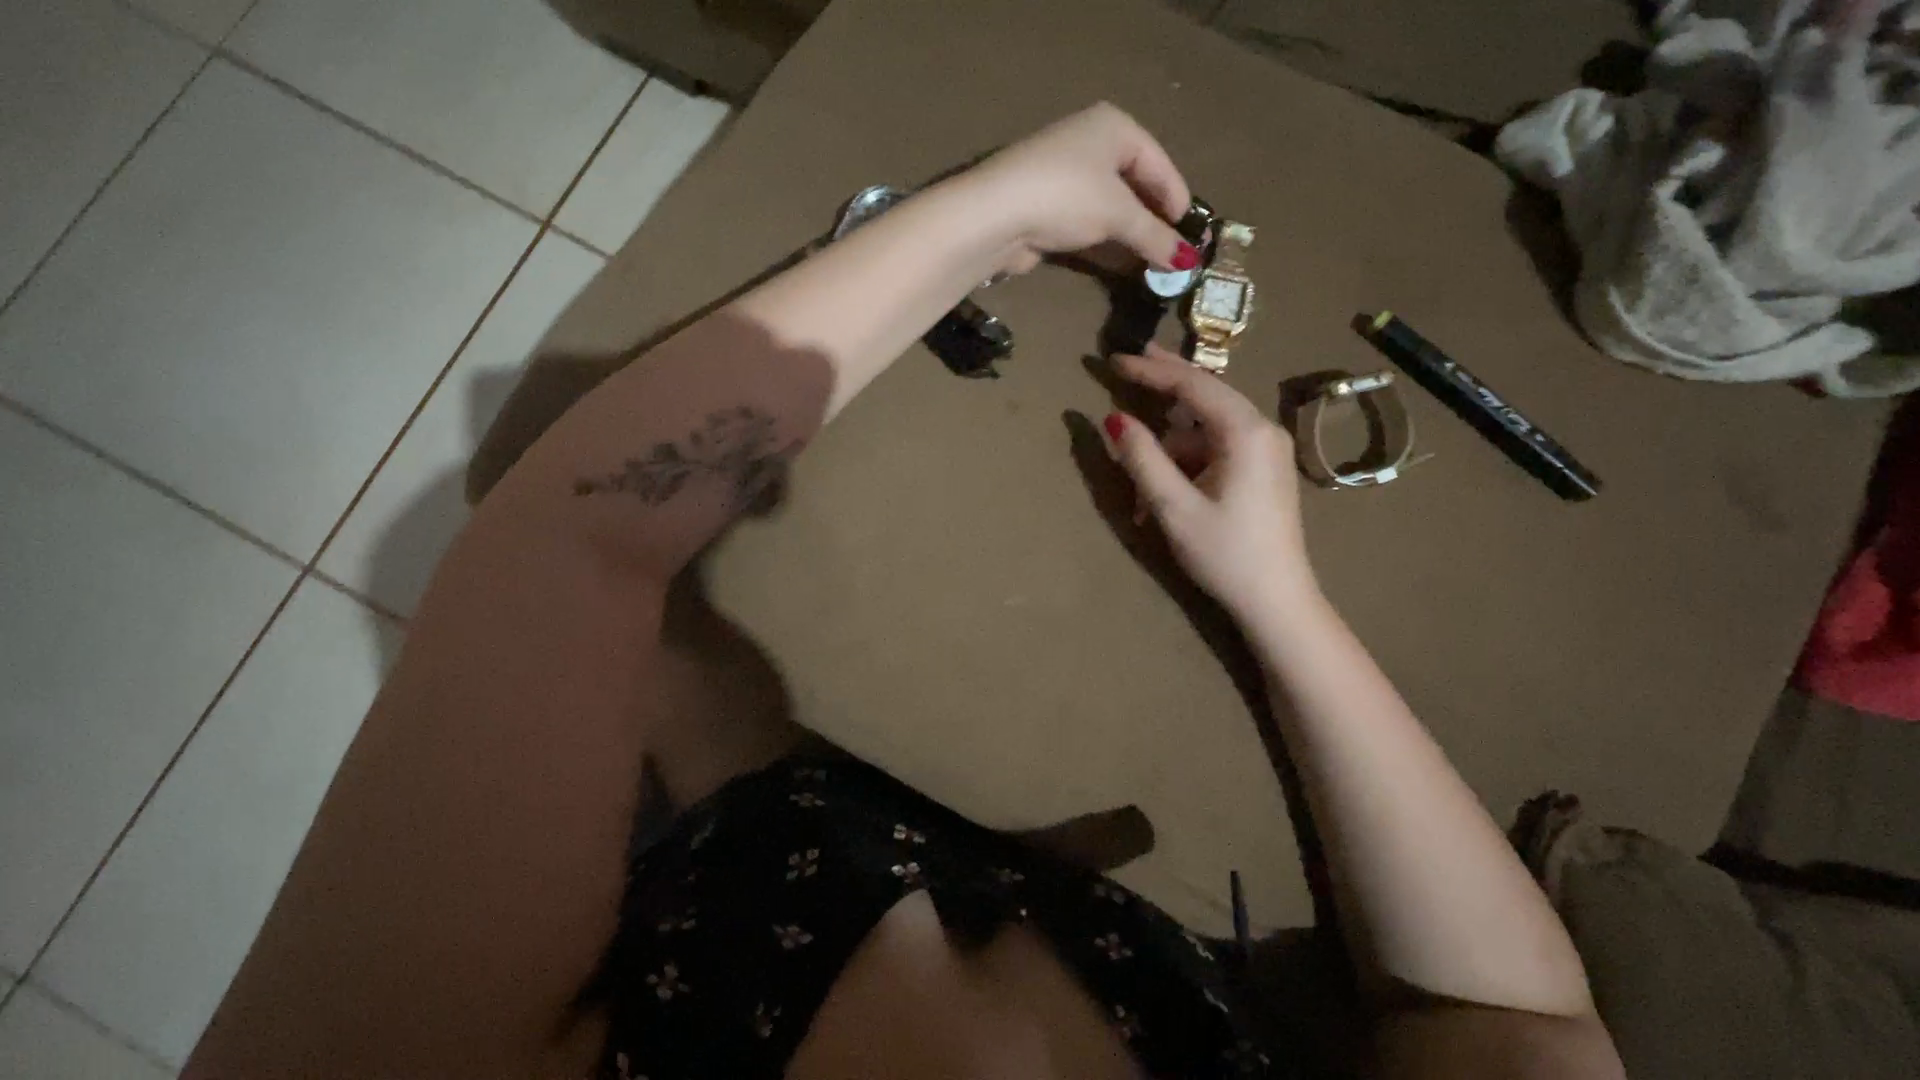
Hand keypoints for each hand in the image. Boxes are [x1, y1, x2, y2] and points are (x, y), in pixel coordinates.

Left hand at [958, 103, 1195, 275]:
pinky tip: (1123, 266)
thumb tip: (1187, 262)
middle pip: (1134, 184)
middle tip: (1176, 252)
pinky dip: (1107, 244)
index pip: (1158, 162)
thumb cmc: (1066, 197)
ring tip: (1155, 266)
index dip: (1176, 198)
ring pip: (1110, 208)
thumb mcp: (1118, 214)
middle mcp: (1089, 144)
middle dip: (1154, 220)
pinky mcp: (1046, 209)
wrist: (994, 216)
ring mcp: (1064, 177)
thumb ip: (1155, 237)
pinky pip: (1088, 225)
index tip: (1192, 232)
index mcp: (1113, 127)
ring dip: (1131, 236)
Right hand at [1102, 345, 1316, 620]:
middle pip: (1206, 394)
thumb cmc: (1225, 554)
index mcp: (1245, 432)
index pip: (1192, 385)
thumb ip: (1143, 458)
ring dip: (1169, 449)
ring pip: (1207, 430)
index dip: (1151, 370)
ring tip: (1141, 492)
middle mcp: (1263, 430)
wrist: (1277, 601)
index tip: (1115, 361)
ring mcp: (1267, 451)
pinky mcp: (1264, 471)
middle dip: (1166, 382)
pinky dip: (1188, 463)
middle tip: (1131, 360)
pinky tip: (1165, 493)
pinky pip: (1218, 449)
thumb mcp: (1174, 507)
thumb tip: (1114, 418)